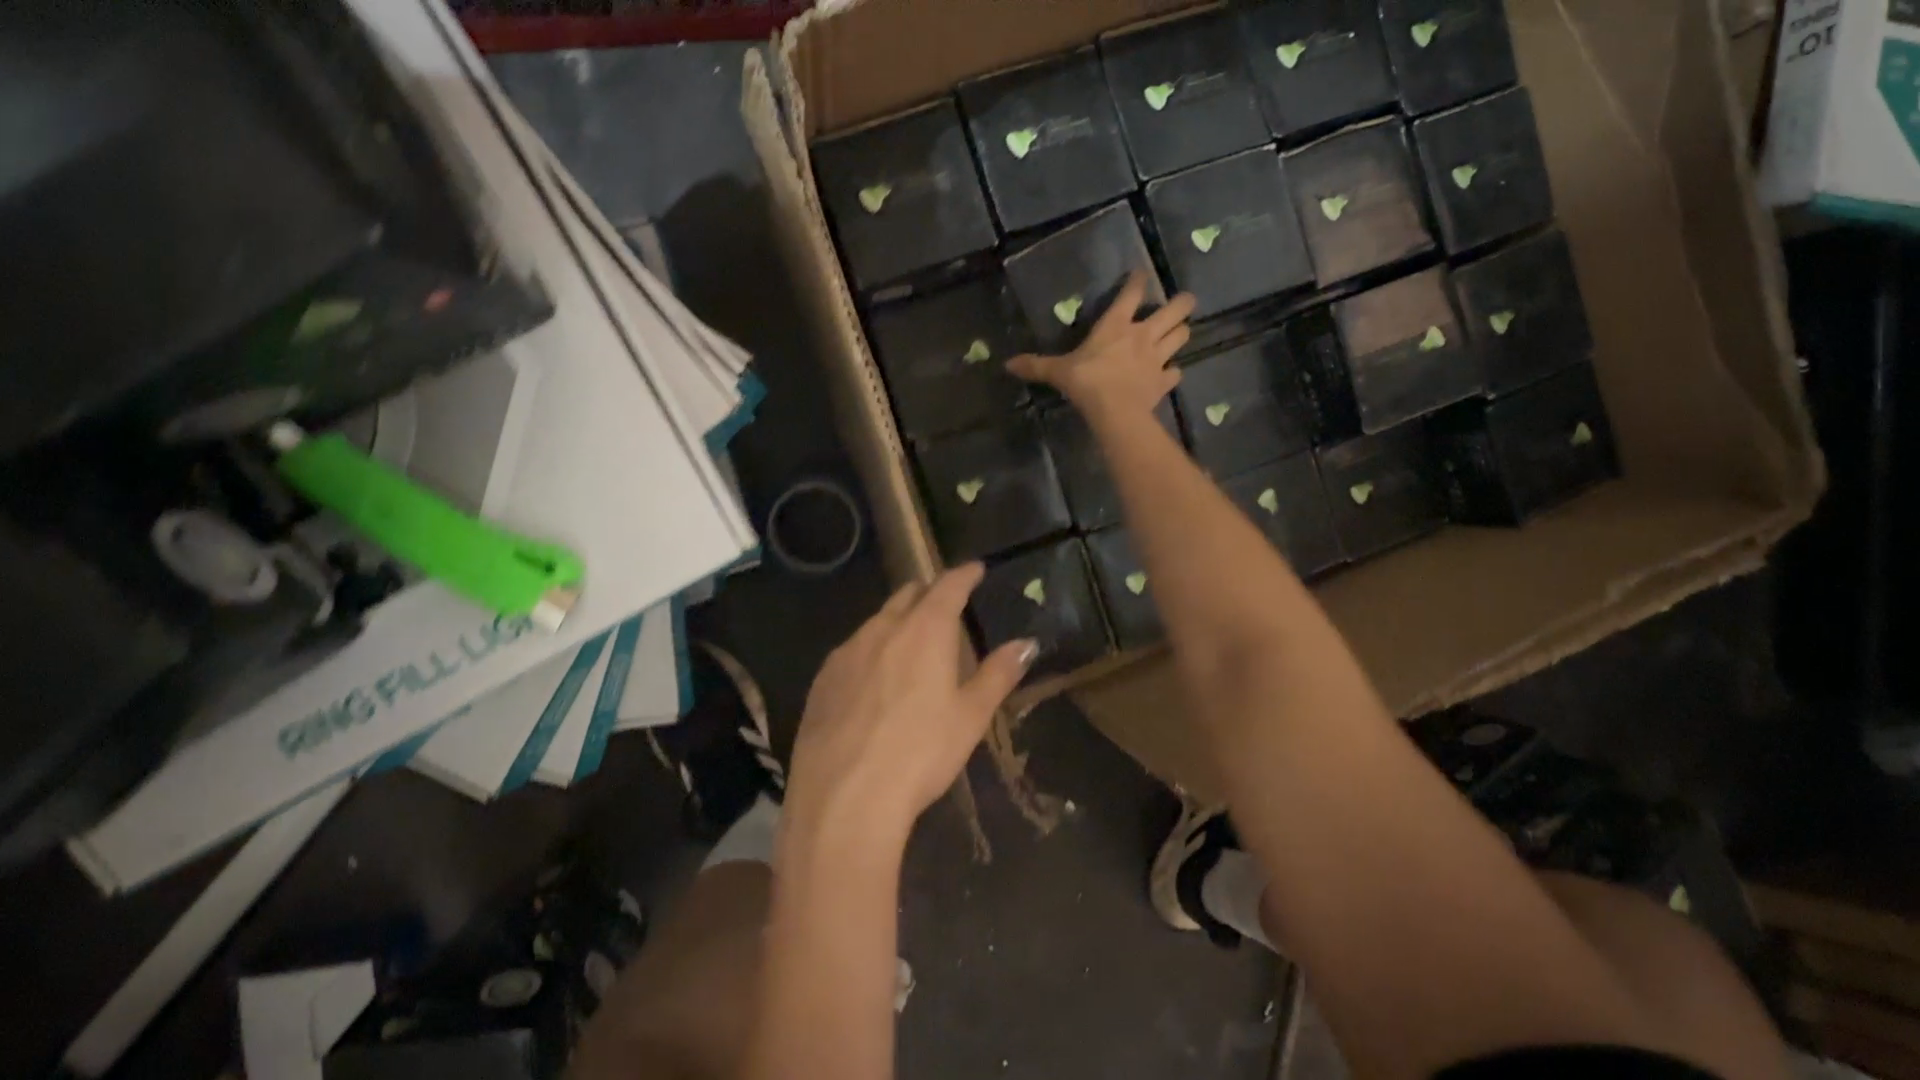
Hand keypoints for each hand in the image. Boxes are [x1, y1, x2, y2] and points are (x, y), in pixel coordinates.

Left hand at [786, 564, 1035, 845]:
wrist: (844, 795)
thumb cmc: (920, 753)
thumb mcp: (970, 717)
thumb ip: (997, 674)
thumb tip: (1026, 643)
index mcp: (924, 631)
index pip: (947, 586)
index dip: (964, 575)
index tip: (975, 569)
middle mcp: (882, 629)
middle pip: (907, 595)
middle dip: (928, 593)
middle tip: (945, 603)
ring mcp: (846, 652)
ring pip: (876, 621)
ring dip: (897, 621)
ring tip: (911, 640)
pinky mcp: (821, 680)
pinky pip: (852, 650)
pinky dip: (871, 650)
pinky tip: (874, 677)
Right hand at [1007, 272, 1196, 423]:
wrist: (1115, 412)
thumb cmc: (1087, 382)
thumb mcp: (1058, 372)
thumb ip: (1036, 365)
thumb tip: (1008, 365)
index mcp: (1117, 324)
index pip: (1132, 293)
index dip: (1138, 280)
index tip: (1142, 273)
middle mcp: (1143, 335)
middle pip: (1175, 310)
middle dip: (1182, 303)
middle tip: (1184, 301)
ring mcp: (1158, 358)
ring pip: (1182, 336)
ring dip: (1182, 332)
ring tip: (1179, 332)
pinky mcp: (1164, 381)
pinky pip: (1176, 372)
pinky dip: (1174, 372)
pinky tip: (1169, 373)